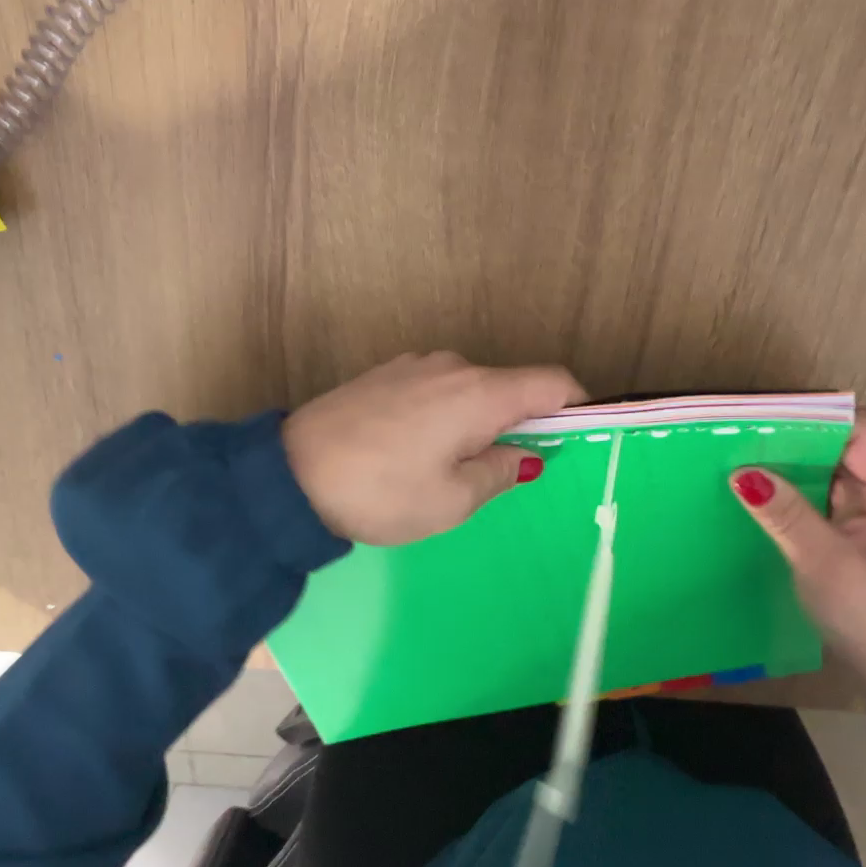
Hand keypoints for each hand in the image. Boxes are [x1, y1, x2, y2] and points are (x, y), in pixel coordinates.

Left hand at [282, 352, 587, 544]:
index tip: (576, 439)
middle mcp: (453, 366)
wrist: (288, 476)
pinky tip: (415, 453)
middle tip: (503, 475)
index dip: (576, 407)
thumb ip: (500, 472)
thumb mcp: (453, 500)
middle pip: (510, 387)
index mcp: (480, 393)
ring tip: (448, 471)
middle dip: (520, 424)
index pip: (553, 381)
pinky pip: (435, 391)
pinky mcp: (384, 374)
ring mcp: (414, 366)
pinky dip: (445, 416)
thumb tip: (525, 456)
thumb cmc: (382, 493)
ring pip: (470, 390)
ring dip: (477, 423)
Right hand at [729, 418, 865, 685]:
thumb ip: (786, 514)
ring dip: (793, 462)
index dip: (817, 420)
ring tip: (745, 457)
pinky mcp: (858, 525)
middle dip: (797, 438)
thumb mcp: (822, 564)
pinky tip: (763, 488)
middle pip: (845, 444)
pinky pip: (825, 490)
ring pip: (831, 466)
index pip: (863, 433)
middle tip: (744, 438)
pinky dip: (796, 486)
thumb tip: (742, 473)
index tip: (765, 419)